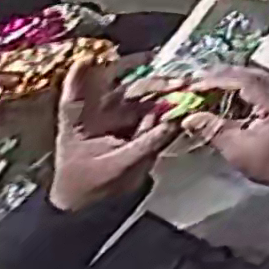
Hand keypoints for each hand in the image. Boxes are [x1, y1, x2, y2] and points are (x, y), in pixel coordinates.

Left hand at [51, 59, 178, 211]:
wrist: (95, 210)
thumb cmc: (93, 191)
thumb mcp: (121, 166)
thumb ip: (151, 140)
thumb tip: (180, 116)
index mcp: (81, 127)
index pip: (77, 99)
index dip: (81, 79)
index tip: (89, 58)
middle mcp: (102, 117)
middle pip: (127, 91)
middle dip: (154, 83)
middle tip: (178, 82)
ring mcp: (123, 121)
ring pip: (148, 97)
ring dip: (168, 90)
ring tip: (188, 88)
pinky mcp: (141, 126)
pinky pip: (161, 109)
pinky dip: (176, 102)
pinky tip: (190, 98)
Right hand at [181, 66, 268, 189]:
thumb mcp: (238, 149)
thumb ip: (214, 129)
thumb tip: (189, 117)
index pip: (248, 80)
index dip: (219, 79)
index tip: (195, 83)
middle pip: (260, 73)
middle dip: (229, 74)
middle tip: (202, 77)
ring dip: (243, 77)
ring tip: (216, 82)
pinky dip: (257, 84)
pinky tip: (240, 92)